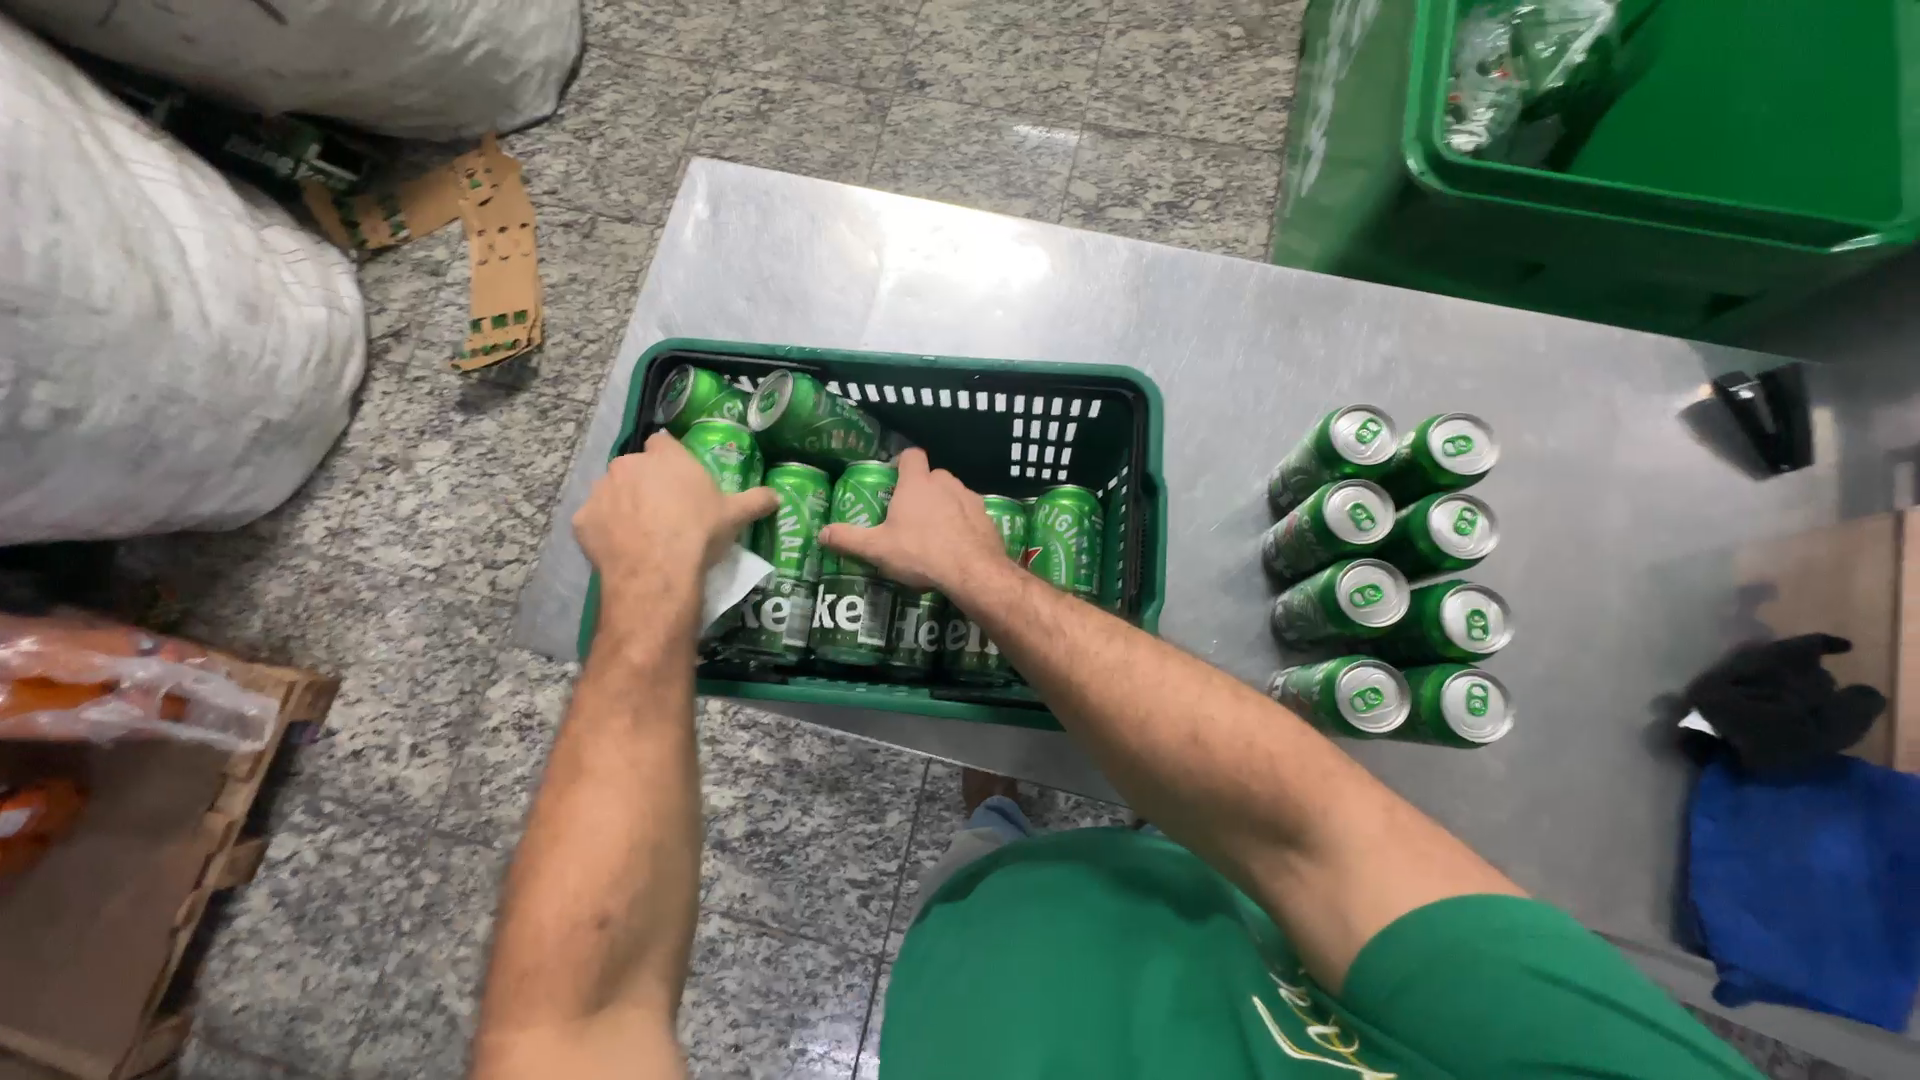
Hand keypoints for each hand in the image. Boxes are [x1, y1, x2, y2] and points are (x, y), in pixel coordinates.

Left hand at [574, 431, 775, 600]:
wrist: (658, 571)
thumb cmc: (699, 532)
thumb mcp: (736, 515)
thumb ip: (756, 500)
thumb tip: (778, 496)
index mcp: (665, 456)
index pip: (662, 443)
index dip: (669, 459)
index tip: (679, 480)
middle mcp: (628, 465)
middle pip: (634, 467)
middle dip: (645, 483)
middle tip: (664, 511)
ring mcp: (601, 491)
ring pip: (612, 492)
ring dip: (623, 505)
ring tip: (642, 533)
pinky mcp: (582, 520)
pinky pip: (595, 521)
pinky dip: (605, 531)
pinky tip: (622, 549)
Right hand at [818, 448, 1007, 593]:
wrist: (972, 571)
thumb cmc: (920, 553)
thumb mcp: (878, 549)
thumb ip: (849, 539)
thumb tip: (822, 533)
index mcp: (917, 483)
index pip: (911, 455)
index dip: (902, 462)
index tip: (894, 478)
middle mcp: (945, 483)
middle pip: (932, 476)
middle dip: (922, 489)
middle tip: (909, 514)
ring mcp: (970, 499)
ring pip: (953, 493)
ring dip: (944, 505)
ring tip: (933, 531)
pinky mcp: (987, 517)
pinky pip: (970, 513)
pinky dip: (963, 522)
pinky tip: (956, 544)